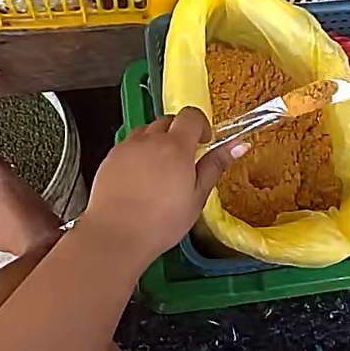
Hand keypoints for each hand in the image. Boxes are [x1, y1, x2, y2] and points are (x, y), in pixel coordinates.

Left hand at [79, 107, 241, 261]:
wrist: (117, 234)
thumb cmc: (163, 220)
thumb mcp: (197, 195)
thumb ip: (215, 165)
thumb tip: (240, 144)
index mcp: (175, 146)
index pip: (191, 116)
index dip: (201, 126)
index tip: (204, 143)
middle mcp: (149, 140)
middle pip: (167, 120)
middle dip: (179, 133)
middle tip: (184, 160)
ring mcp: (126, 147)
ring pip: (146, 131)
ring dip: (157, 141)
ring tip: (162, 170)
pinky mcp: (109, 159)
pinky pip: (128, 145)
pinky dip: (139, 153)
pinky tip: (141, 180)